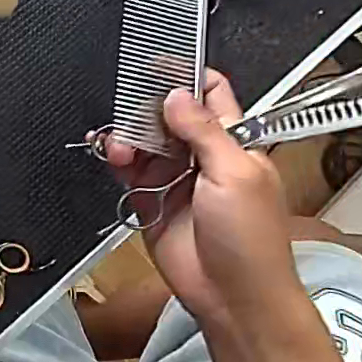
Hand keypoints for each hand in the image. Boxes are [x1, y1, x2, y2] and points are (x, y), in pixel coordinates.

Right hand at [103, 72, 303, 325]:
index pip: (211, 95)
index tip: (159, 65)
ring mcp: (174, 179)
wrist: (231, 296)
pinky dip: (116, 159)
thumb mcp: (234, 174)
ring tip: (120, 147)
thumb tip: (176, 96)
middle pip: (168, 117)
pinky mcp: (151, 201)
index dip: (187, 77)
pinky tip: (110, 153)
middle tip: (131, 112)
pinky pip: (128, 171)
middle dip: (146, 110)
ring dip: (128, 137)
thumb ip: (204, 132)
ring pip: (144, 142)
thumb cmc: (251, 240)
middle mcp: (202, 157)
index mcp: (233, 143)